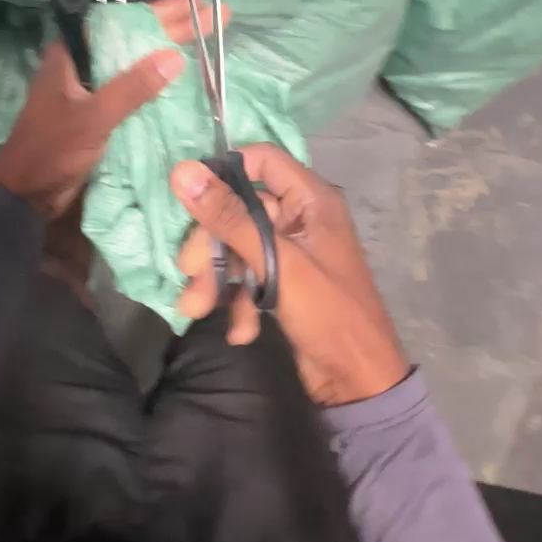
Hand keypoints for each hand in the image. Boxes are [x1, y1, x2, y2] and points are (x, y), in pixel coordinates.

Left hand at [0, 0, 221, 218]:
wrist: (27, 194)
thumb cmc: (52, 150)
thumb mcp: (94, 117)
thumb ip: (132, 87)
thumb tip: (175, 57)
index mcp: (72, 54)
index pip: (123, 20)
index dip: (162, 10)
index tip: (197, 4)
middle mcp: (82, 65)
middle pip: (132, 37)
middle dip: (172, 27)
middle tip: (213, 15)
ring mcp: (90, 89)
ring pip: (134, 63)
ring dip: (166, 53)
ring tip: (205, 40)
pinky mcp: (97, 113)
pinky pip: (131, 89)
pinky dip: (155, 83)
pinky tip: (181, 81)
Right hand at [171, 144, 409, 405]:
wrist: (357, 381)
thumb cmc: (328, 313)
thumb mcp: (277, 263)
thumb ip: (230, 217)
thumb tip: (183, 171)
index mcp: (311, 200)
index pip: (261, 160)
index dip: (224, 174)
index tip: (189, 198)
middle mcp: (300, 218)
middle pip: (239, 210)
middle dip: (211, 244)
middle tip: (189, 271)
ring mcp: (291, 252)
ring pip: (238, 247)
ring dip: (217, 278)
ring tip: (197, 309)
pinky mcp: (283, 283)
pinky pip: (248, 277)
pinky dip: (239, 301)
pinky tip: (241, 331)